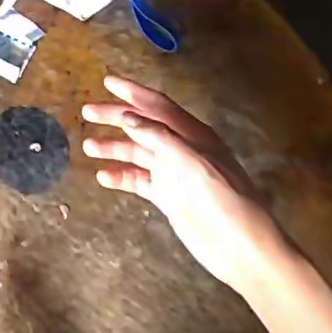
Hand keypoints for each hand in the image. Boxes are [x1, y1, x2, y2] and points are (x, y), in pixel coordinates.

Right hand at [82, 76, 293, 292]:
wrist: (244, 251)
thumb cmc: (225, 201)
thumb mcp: (195, 164)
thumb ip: (160, 139)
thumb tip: (126, 118)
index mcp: (193, 135)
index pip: (158, 106)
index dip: (133, 92)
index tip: (107, 81)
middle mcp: (181, 149)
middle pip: (142, 126)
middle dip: (114, 117)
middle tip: (87, 112)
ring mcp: (174, 173)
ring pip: (137, 152)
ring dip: (113, 147)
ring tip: (88, 147)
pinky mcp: (168, 196)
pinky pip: (138, 180)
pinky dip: (120, 176)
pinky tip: (103, 177)